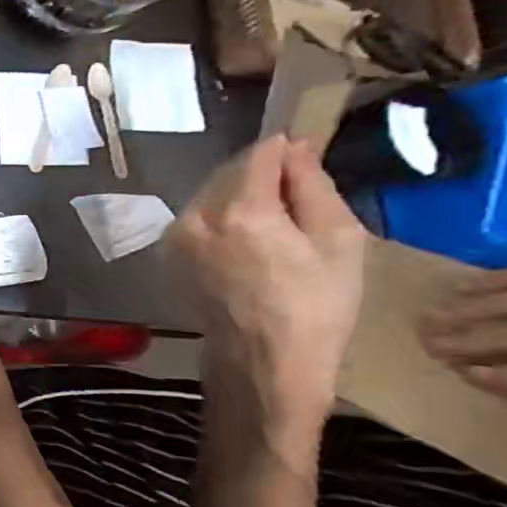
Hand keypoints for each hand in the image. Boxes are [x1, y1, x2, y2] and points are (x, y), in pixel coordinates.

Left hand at [167, 136, 366, 446]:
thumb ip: (311, 186)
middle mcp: (196, 217)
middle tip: (297, 189)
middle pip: (228, 172)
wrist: (262, 358)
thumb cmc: (315, 304)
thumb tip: (293, 148)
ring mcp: (175, 236)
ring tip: (275, 218)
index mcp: (239, 212)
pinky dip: (220, 215)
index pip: (257, 156)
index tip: (306, 153)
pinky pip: (196, 216)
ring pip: (208, 192)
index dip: (284, 150)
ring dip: (238, 192)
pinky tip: (247, 237)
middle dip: (261, 172)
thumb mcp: (337, 240)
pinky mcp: (169, 253)